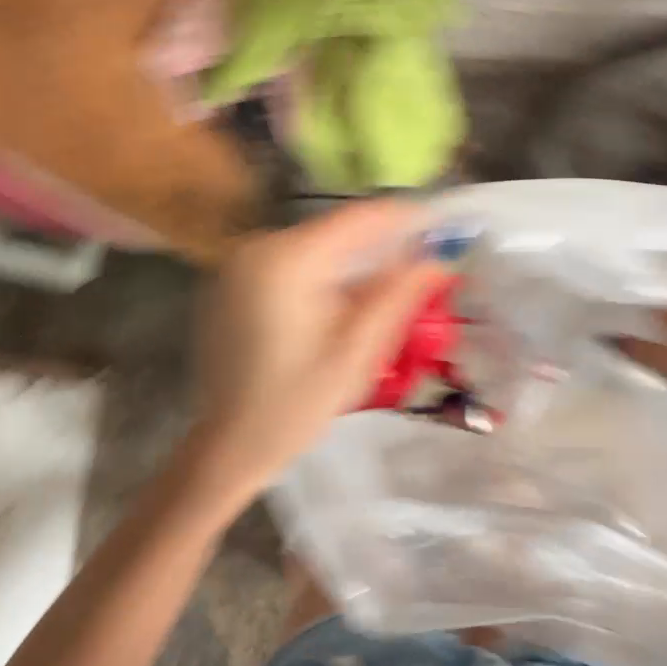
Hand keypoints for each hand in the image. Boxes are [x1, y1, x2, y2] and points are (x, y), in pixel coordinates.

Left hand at [178, 201, 452, 504]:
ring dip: (347, 268)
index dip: (403, 220)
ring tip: (380, 300)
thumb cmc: (293, 407)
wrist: (226, 446)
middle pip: (333, 235)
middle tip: (417, 277)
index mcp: (286, 260)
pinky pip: (284, 267)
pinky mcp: (226, 285)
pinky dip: (315, 279)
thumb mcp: (355, 355)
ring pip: (310, 250)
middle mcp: (255, 248)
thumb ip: (396, 298)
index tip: (440, 229)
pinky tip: (334, 313)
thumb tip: (437, 259)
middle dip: (376, 251)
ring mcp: (234, 265)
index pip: (357, 219)